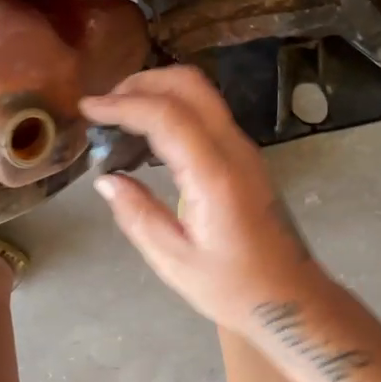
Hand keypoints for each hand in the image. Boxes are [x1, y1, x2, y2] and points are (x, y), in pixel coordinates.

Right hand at [81, 66, 328, 327]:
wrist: (292, 298)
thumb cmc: (235, 288)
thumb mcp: (175, 261)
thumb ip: (137, 215)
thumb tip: (105, 179)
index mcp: (215, 176)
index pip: (167, 116)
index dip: (123, 105)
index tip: (88, 109)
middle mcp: (234, 150)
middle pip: (189, 85)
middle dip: (141, 83)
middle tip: (103, 105)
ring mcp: (244, 149)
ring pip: (200, 94)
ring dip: (157, 92)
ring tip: (118, 117)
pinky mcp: (244, 157)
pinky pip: (206, 114)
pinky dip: (172, 109)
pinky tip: (147, 136)